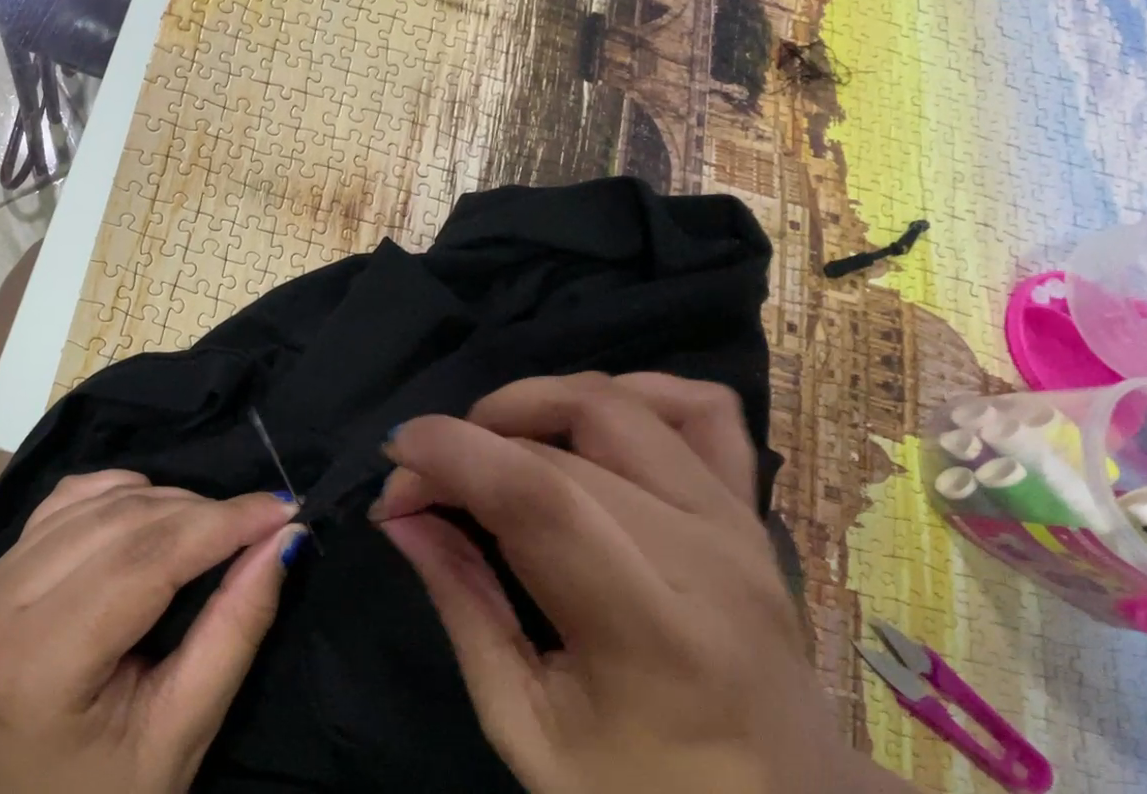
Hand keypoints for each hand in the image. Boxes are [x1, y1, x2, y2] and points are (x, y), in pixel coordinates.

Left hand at [0, 470, 305, 792]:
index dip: (218, 523)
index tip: (282, 507)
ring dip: (162, 500)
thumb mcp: (182, 731)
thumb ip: (232, 630)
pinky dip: (115, 496)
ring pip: (90, 502)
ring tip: (214, 527)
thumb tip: (282, 540)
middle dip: (199, 510)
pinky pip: (62, 504)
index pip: (142, 560)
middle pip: (117, 522)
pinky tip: (152, 517)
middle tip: (261, 520)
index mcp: (35, 664)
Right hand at [373, 373, 911, 793]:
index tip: (394, 459)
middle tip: (418, 489)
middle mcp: (708, 559)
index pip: (542, 498)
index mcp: (654, 636)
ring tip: (489, 445)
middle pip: (566, 448)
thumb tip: (402, 514)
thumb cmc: (642, 791)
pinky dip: (628, 392)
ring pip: (621, 405)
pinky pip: (699, 409)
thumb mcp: (525, 724)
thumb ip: (463, 605)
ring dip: (533, 404)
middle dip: (467, 444)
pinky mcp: (751, 511)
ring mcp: (739, 525)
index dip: (456, 454)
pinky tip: (580, 423)